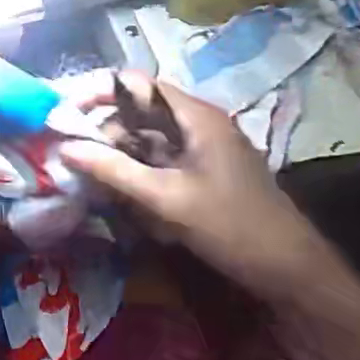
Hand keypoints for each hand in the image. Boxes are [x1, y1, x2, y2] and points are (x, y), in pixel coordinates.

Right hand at [57, 71, 345, 309]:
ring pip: (146, 138)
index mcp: (194, 116)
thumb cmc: (233, 228)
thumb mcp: (167, 199)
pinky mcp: (202, 171)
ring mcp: (201, 148)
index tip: (65, 115)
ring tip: (89, 176)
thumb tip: (64, 148)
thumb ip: (114, 170)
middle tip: (72, 153)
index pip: (135, 85)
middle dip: (103, 130)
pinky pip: (159, 159)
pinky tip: (119, 194)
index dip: (97, 93)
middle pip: (138, 111)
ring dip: (117, 154)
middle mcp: (197, 122)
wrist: (295, 275)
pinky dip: (136, 171)